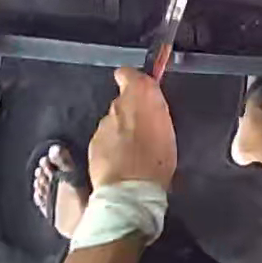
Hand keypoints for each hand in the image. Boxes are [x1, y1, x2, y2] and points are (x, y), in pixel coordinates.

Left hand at [87, 69, 176, 189]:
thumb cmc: (158, 158)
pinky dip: (111, 146)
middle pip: (121, 101)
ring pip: (112, 122)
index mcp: (141, 94)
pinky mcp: (93, 143)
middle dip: (130, 111)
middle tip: (144, 128)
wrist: (131, 189)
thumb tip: (149, 97)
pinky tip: (122, 161)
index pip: (127, 73)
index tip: (139, 87)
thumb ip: (155, 106)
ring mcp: (104, 124)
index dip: (131, 79)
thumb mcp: (168, 125)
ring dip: (121, 130)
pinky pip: (104, 139)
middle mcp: (118, 105)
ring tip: (134, 150)